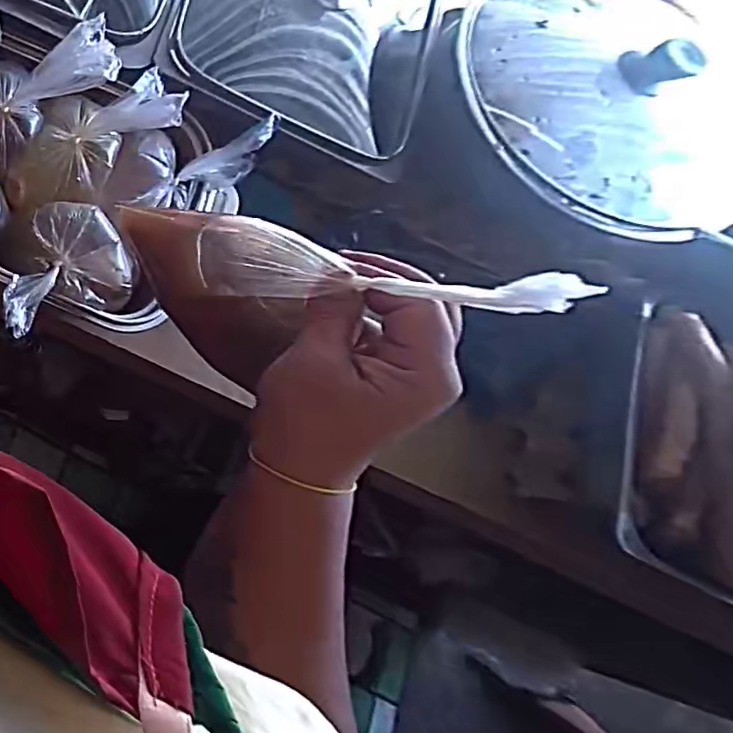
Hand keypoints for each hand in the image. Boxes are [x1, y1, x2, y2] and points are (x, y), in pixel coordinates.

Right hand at [248, 252, 463, 490]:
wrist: (297, 468)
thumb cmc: (303, 421)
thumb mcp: (313, 359)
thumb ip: (334, 312)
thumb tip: (336, 275)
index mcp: (425, 372)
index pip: (421, 303)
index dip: (382, 275)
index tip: (338, 264)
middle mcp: (436, 373)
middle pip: (431, 306)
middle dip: (388, 280)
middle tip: (342, 268)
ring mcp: (420, 378)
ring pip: (417, 317)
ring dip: (381, 295)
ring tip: (340, 284)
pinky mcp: (399, 378)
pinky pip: (399, 333)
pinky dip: (374, 314)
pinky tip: (343, 309)